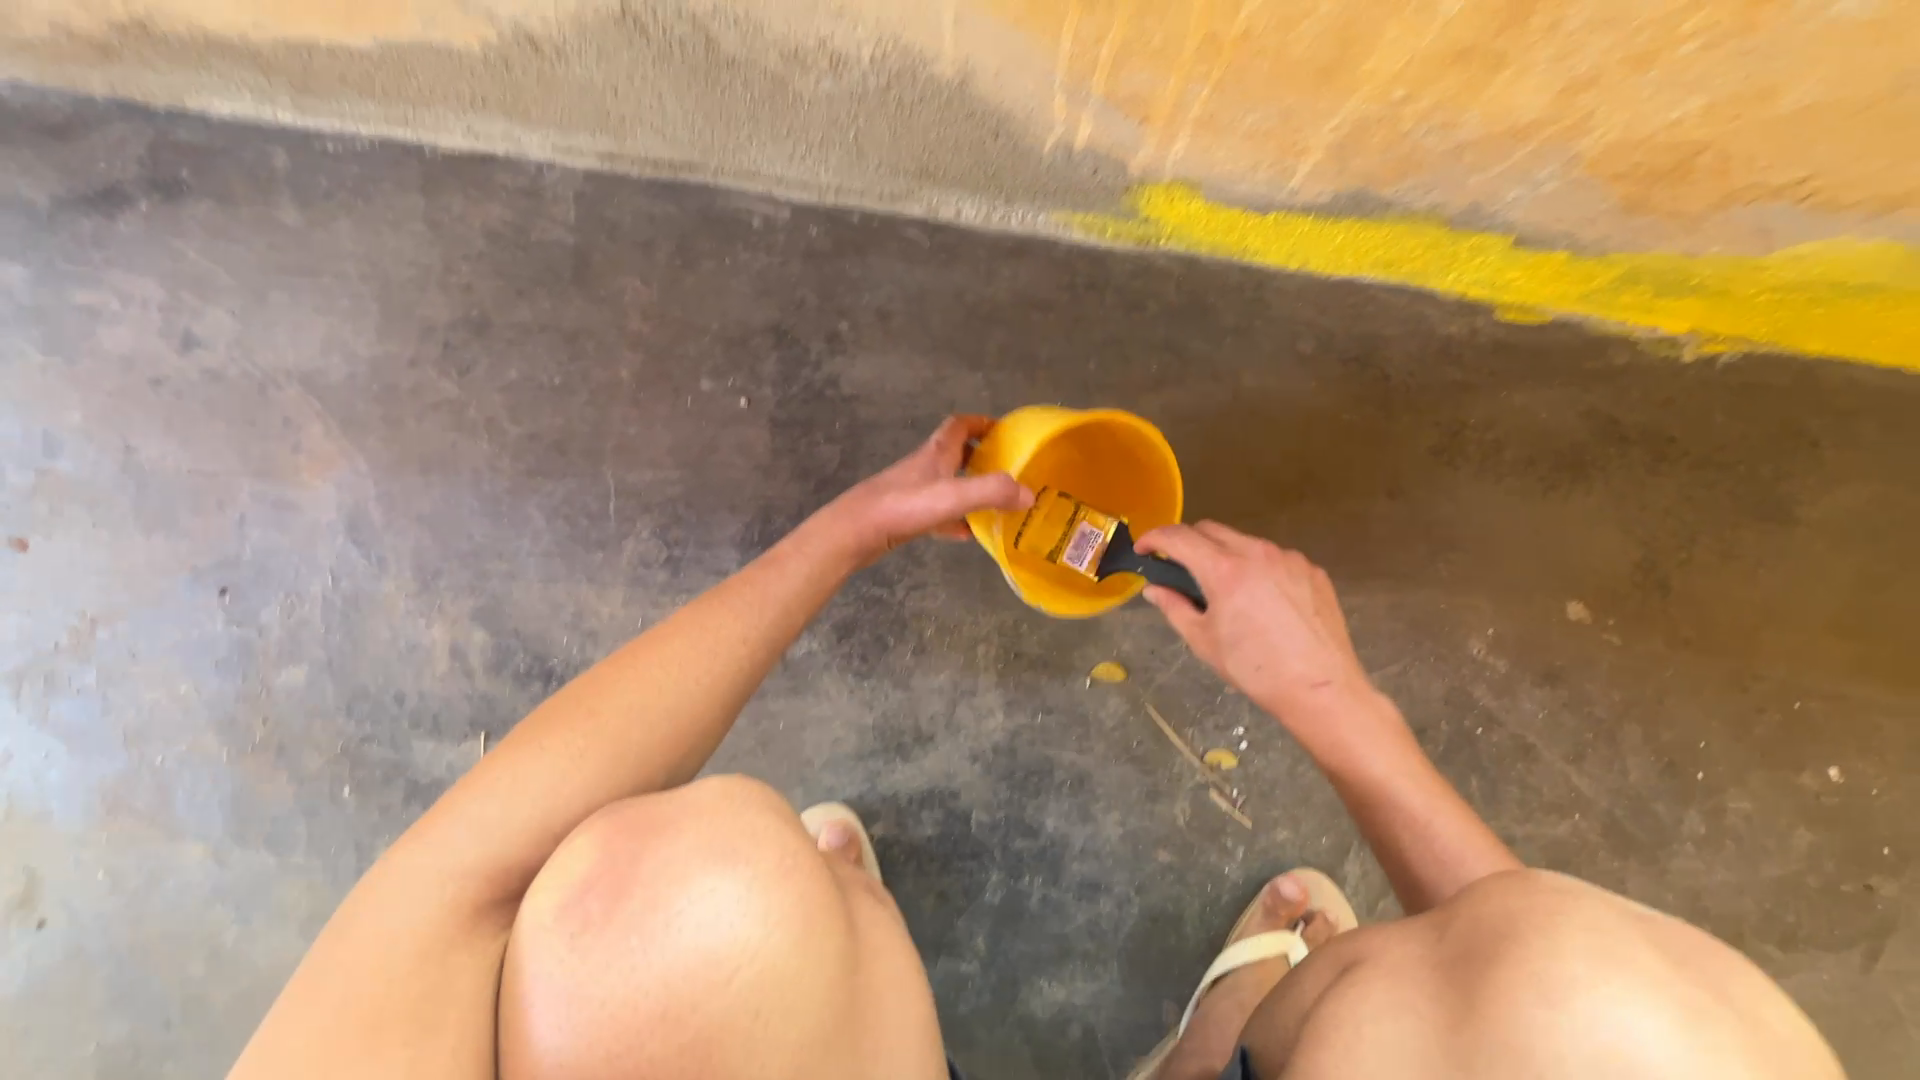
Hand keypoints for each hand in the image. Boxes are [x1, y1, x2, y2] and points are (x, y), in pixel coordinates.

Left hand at [821, 415, 1034, 565]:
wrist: (854, 531)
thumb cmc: (903, 506)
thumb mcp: (953, 496)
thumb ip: (992, 492)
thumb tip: (1029, 493)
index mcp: (936, 453)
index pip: (960, 425)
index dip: (982, 423)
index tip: (1004, 431)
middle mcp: (924, 466)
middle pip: (955, 453)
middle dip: (980, 457)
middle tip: (1006, 470)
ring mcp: (912, 491)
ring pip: (946, 484)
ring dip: (969, 489)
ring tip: (995, 504)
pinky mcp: (904, 515)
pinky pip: (937, 513)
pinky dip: (954, 520)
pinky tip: (968, 534)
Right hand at [1135, 523, 1395, 753]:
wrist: (1321, 689)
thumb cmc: (1254, 669)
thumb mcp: (1203, 641)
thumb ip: (1174, 607)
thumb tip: (1154, 589)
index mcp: (1224, 570)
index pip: (1179, 537)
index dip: (1154, 538)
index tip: (1143, 549)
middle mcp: (1257, 553)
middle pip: (1210, 529)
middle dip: (1187, 542)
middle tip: (1179, 568)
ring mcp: (1289, 558)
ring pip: (1244, 542)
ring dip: (1224, 554)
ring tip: (1224, 589)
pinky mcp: (1312, 570)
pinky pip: (1275, 558)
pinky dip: (1257, 568)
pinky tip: (1262, 601)